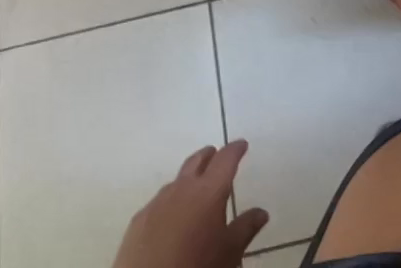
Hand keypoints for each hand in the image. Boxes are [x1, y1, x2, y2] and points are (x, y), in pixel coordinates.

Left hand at [112, 142, 269, 267]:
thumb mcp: (229, 252)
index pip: (225, 160)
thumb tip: (261, 212)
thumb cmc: (197, 266)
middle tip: (217, 155)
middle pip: (197, 160)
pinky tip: (173, 219)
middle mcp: (181, 189)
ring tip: (197, 190)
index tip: (242, 144)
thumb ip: (246, 228)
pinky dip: (171, 201)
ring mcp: (157, 203)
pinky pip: (159, 202)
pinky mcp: (139, 220)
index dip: (235, 149)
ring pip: (177, 181)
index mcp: (208, 192)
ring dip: (189, 179)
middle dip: (209, 155)